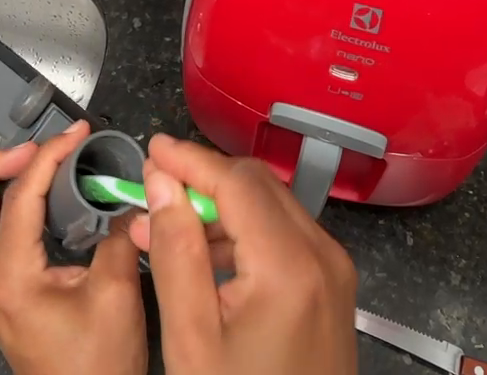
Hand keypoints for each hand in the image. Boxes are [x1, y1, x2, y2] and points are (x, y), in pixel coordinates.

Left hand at [0, 121, 146, 374]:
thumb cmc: (99, 365)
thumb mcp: (118, 292)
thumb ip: (122, 233)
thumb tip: (129, 192)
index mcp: (12, 280)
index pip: (17, 200)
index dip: (46, 158)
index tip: (73, 137)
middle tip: (31, 152)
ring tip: (25, 169)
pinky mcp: (3, 296)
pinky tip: (30, 203)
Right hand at [127, 134, 356, 374]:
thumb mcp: (192, 338)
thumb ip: (176, 251)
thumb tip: (162, 183)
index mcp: (290, 265)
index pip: (235, 181)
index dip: (189, 158)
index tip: (151, 149)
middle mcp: (323, 254)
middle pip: (257, 185)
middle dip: (204, 177)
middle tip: (155, 186)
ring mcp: (334, 270)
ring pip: (272, 204)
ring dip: (222, 204)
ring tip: (171, 224)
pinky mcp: (334, 285)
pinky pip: (286, 234)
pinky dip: (246, 230)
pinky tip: (209, 252)